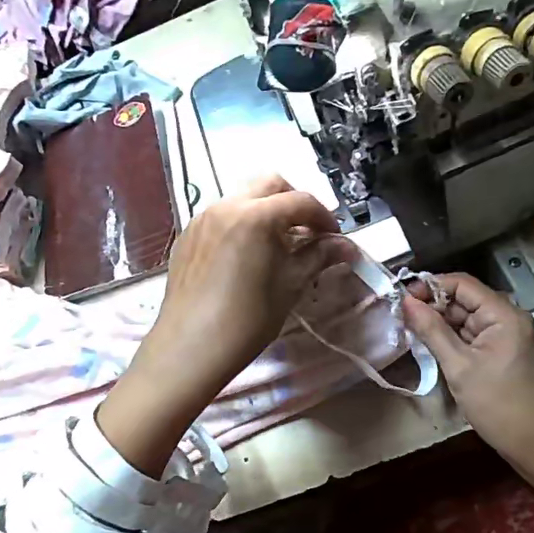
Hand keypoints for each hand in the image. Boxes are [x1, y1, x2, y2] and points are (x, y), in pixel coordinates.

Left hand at [99, 175, 354, 473]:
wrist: (191, 347)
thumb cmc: (248, 318)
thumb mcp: (291, 285)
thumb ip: (319, 257)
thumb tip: (346, 247)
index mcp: (256, 215)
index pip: (301, 201)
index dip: (325, 217)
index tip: (335, 239)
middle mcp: (226, 206)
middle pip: (269, 184)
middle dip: (294, 202)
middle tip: (307, 233)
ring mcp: (202, 219)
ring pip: (242, 198)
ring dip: (266, 211)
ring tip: (277, 247)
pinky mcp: (186, 237)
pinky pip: (221, 217)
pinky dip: (241, 224)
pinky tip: (246, 257)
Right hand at [401, 274, 533, 522]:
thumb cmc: (497, 405)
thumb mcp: (459, 367)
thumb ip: (432, 330)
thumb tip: (406, 301)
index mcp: (504, 315)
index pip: (462, 284)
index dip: (431, 286)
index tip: (402, 298)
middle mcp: (508, 318)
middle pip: (464, 299)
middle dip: (433, 305)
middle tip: (402, 317)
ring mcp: (507, 335)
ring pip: (466, 317)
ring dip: (440, 322)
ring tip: (410, 329)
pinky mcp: (503, 351)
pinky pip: (473, 334)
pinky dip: (452, 337)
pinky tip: (430, 343)